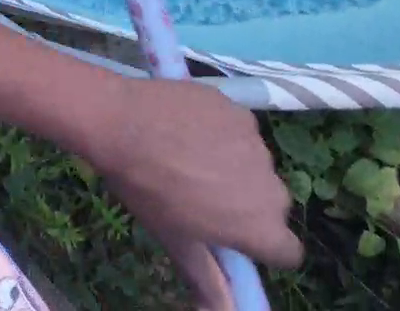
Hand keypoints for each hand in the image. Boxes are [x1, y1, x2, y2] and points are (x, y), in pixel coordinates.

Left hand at [86, 78, 300, 309]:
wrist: (115, 122)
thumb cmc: (142, 186)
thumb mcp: (173, 237)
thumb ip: (206, 278)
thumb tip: (221, 310)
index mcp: (263, 228)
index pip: (284, 249)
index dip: (256, 242)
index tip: (225, 228)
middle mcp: (273, 189)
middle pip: (268, 203)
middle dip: (241, 199)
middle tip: (193, 184)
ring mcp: (257, 144)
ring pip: (251, 161)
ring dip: (228, 160)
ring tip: (181, 150)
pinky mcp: (238, 110)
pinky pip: (235, 126)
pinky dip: (216, 127)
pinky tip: (181, 122)